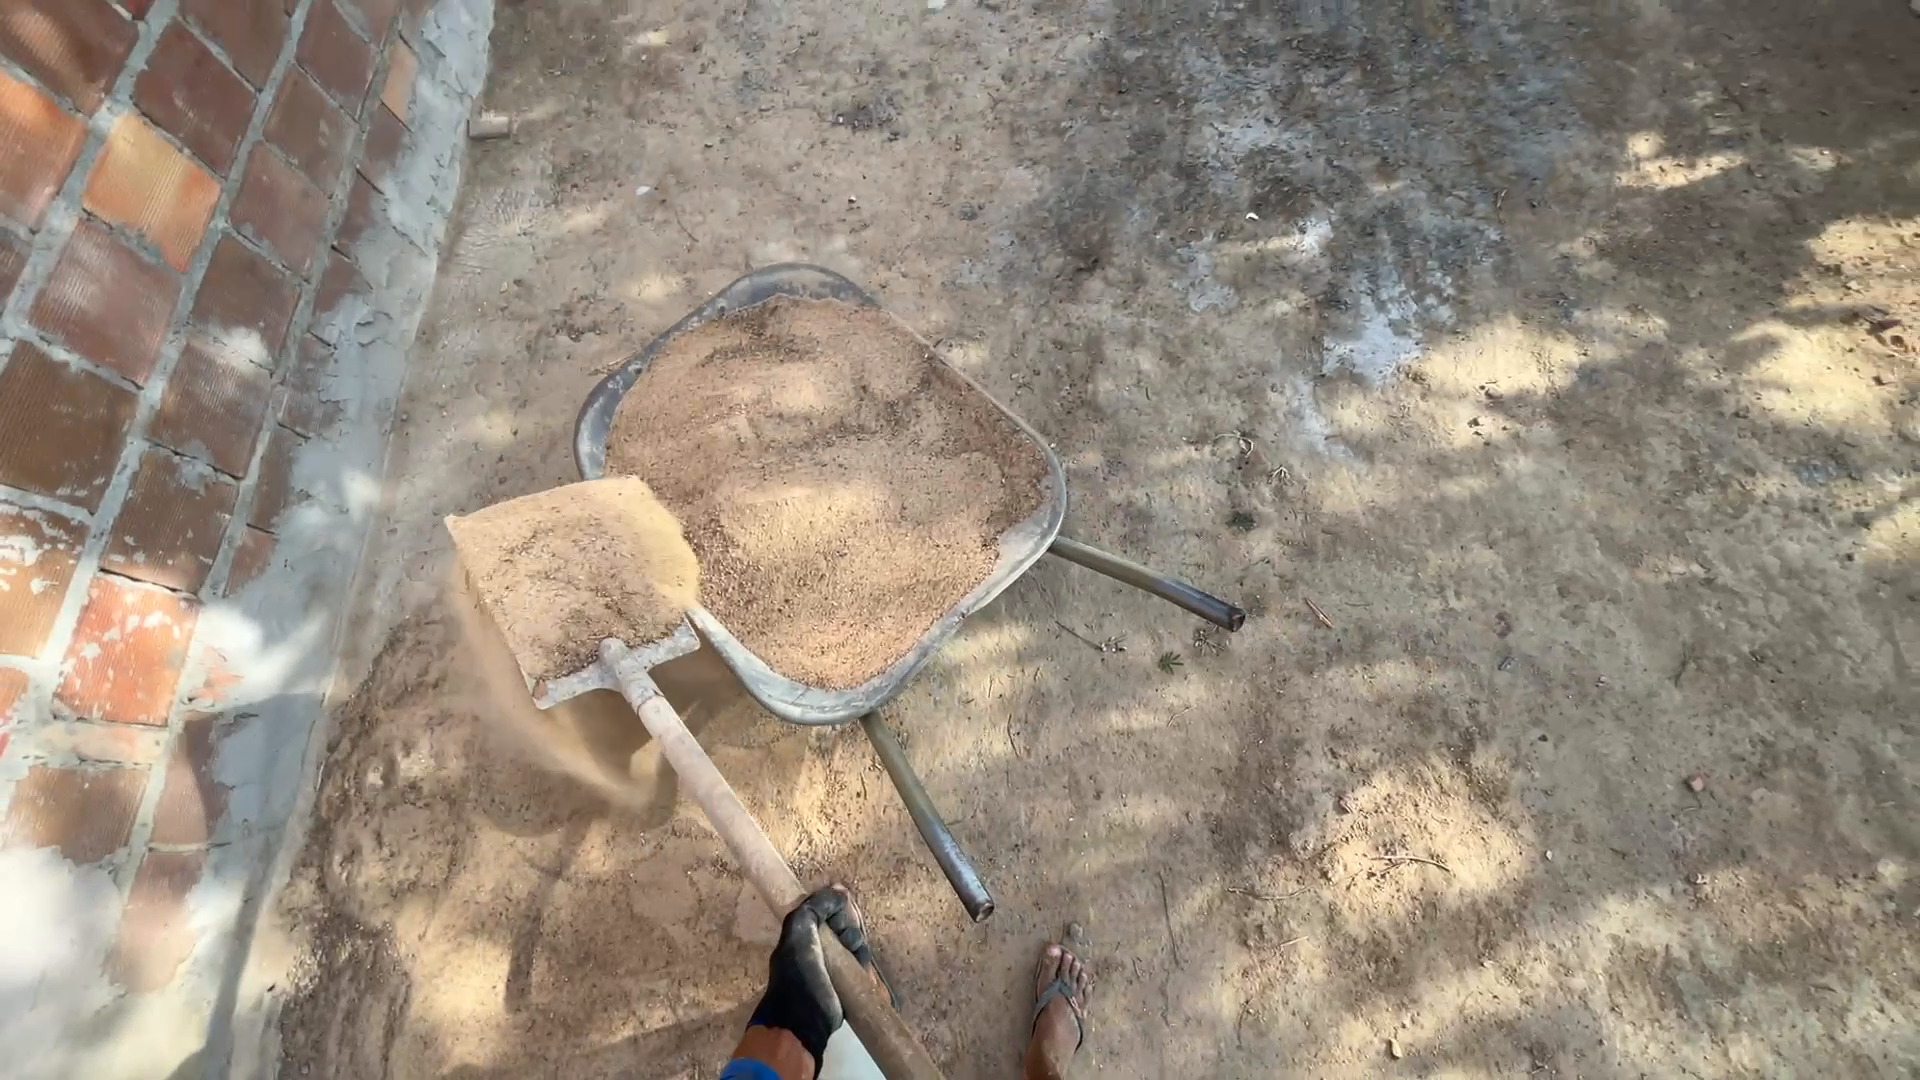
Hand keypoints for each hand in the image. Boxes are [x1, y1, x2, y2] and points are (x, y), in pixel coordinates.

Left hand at [747, 886, 876, 1071]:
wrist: (803, 1019)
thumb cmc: (799, 972)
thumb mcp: (799, 929)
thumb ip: (816, 906)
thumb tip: (839, 889)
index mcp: (802, 931)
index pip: (826, 907)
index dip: (838, 904)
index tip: (845, 906)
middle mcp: (816, 944)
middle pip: (843, 923)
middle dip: (849, 924)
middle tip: (847, 936)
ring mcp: (832, 964)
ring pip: (854, 941)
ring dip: (857, 943)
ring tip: (854, 953)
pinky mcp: (846, 982)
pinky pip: (860, 962)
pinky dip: (862, 960)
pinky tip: (861, 964)